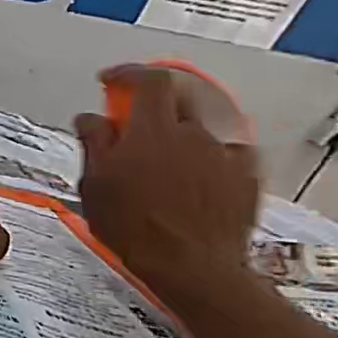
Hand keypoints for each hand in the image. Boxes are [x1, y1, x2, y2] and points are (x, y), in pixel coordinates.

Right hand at [73, 66, 259, 295]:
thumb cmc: (131, 225)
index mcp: (152, 132)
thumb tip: (91, 119)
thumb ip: (95, 143)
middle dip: (154, 100)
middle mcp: (194, 134)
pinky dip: (207, 152)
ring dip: (178, 129)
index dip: (129, 73)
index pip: (148, 81)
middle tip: (132, 119)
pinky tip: (193, 172)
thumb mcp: (94, 183)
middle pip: (179, 96)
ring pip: (201, 125)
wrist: (189, 264)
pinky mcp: (246, 175)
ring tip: (160, 154)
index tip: (111, 79)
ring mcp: (225, 153)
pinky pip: (227, 150)